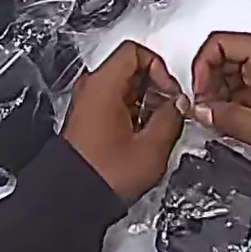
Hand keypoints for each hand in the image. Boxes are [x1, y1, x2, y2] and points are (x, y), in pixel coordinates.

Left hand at [62, 41, 186, 201]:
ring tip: (158, 125)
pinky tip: (143, 135)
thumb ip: (171, 118)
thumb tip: (178, 105)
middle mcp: (92, 88)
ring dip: (146, 100)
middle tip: (170, 107)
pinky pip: (115, 101)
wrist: (72, 200)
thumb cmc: (102, 174)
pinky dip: (133, 111)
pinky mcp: (89, 118)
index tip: (170, 90)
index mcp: (103, 85)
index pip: (134, 52)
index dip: (159, 66)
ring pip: (124, 85)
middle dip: (155, 85)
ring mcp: (88, 102)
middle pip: (130, 67)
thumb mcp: (151, 148)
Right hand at [187, 32, 250, 180]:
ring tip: (219, 122)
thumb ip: (226, 118)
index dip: (202, 68)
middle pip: (223, 58)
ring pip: (233, 77)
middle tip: (205, 110)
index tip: (199, 93)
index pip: (218, 43)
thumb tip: (201, 111)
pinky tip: (234, 125)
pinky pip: (246, 92)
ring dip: (222, 98)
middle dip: (210, 84)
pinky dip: (236, 106)